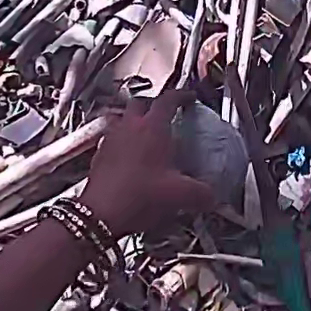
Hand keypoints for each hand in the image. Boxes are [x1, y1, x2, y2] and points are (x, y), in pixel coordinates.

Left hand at [80, 89, 214, 236]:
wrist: (100, 215)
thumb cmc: (137, 196)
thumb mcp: (179, 195)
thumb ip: (202, 193)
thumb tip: (211, 196)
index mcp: (152, 127)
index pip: (168, 99)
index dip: (181, 95)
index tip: (189, 98)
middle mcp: (129, 127)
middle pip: (141, 102)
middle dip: (154, 104)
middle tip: (165, 114)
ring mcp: (111, 139)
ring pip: (123, 118)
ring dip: (135, 121)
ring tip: (147, 135)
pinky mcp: (99, 155)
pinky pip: (112, 138)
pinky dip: (123, 141)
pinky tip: (130, 157)